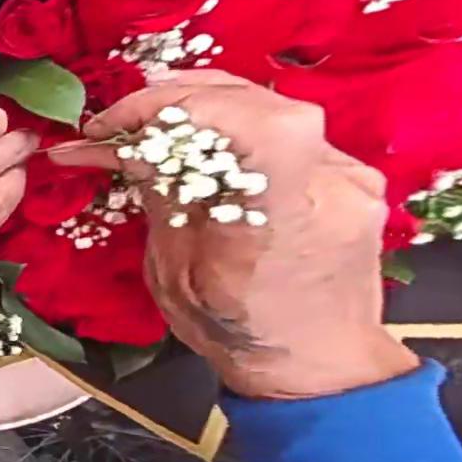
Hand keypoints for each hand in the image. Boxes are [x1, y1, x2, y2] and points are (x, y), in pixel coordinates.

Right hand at [58, 72, 417, 399]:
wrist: (318, 361)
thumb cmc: (237, 332)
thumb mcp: (175, 275)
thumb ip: (162, 203)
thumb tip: (130, 147)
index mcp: (284, 224)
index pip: (253, 127)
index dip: (175, 108)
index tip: (114, 127)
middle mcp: (330, 186)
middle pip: (254, 103)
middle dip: (170, 101)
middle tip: (115, 120)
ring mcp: (347, 173)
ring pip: (267, 104)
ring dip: (196, 101)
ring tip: (144, 117)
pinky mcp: (344, 171)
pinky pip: (278, 125)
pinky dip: (224, 118)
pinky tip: (190, 133)